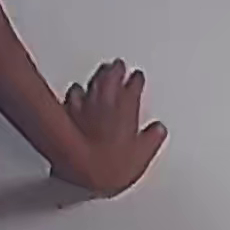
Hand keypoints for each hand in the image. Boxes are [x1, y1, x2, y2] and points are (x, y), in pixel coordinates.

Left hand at [54, 59, 166, 196]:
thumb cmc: (110, 162)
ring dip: (100, 75)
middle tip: (120, 65)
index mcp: (126, 112)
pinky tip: (79, 89)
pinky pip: (76, 94)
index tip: (138, 76)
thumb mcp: (142, 155)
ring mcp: (86, 105)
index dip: (137, 82)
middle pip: (112, 80)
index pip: (133, 91)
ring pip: (94, 83)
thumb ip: (151, 139)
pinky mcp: (70, 112)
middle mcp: (106, 104)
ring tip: (104, 69)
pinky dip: (79, 90)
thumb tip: (158, 131)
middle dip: (117, 72)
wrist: (80, 164)